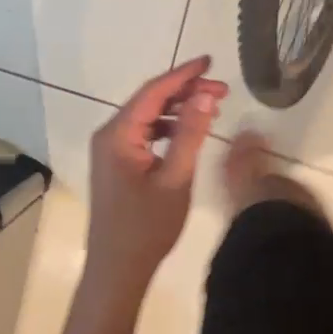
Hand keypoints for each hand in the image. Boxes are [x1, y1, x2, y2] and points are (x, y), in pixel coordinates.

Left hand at [83, 57, 226, 305]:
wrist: (117, 271)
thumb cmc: (146, 228)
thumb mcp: (175, 179)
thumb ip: (190, 134)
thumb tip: (204, 95)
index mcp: (117, 135)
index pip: (153, 92)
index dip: (183, 74)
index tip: (211, 62)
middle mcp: (109, 135)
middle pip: (150, 100)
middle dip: (186, 90)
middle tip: (222, 90)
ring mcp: (111, 149)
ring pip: (149, 115)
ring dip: (180, 108)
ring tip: (213, 106)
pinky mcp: (118, 163)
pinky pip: (145, 132)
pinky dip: (169, 126)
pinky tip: (192, 130)